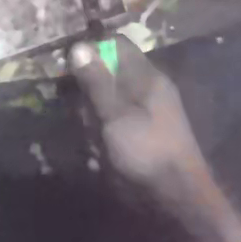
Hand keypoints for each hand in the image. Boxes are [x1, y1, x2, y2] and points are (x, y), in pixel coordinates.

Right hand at [69, 35, 204, 195]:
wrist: (175, 197)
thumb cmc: (147, 150)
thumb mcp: (117, 114)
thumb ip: (97, 81)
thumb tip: (77, 46)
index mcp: (148, 77)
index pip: (117, 45)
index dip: (91, 48)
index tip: (66, 63)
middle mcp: (145, 90)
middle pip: (107, 73)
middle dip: (86, 90)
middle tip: (78, 110)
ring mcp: (141, 113)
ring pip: (105, 101)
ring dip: (90, 116)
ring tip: (92, 137)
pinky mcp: (136, 135)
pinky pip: (110, 124)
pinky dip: (99, 134)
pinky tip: (97, 150)